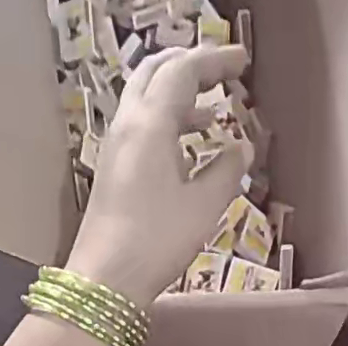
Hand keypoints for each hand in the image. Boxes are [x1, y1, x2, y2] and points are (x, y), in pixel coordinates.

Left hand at [64, 46, 252, 307]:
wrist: (104, 282)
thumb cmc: (156, 242)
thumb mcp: (203, 207)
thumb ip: (227, 171)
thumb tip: (242, 148)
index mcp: (150, 123)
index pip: (183, 71)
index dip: (215, 61)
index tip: (243, 62)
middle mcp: (127, 127)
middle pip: (155, 74)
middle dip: (189, 68)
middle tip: (220, 76)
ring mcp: (114, 151)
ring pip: (145, 104)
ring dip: (177, 101)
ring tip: (210, 118)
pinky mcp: (111, 176)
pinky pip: (139, 133)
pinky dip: (165, 127)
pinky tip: (185, 154)